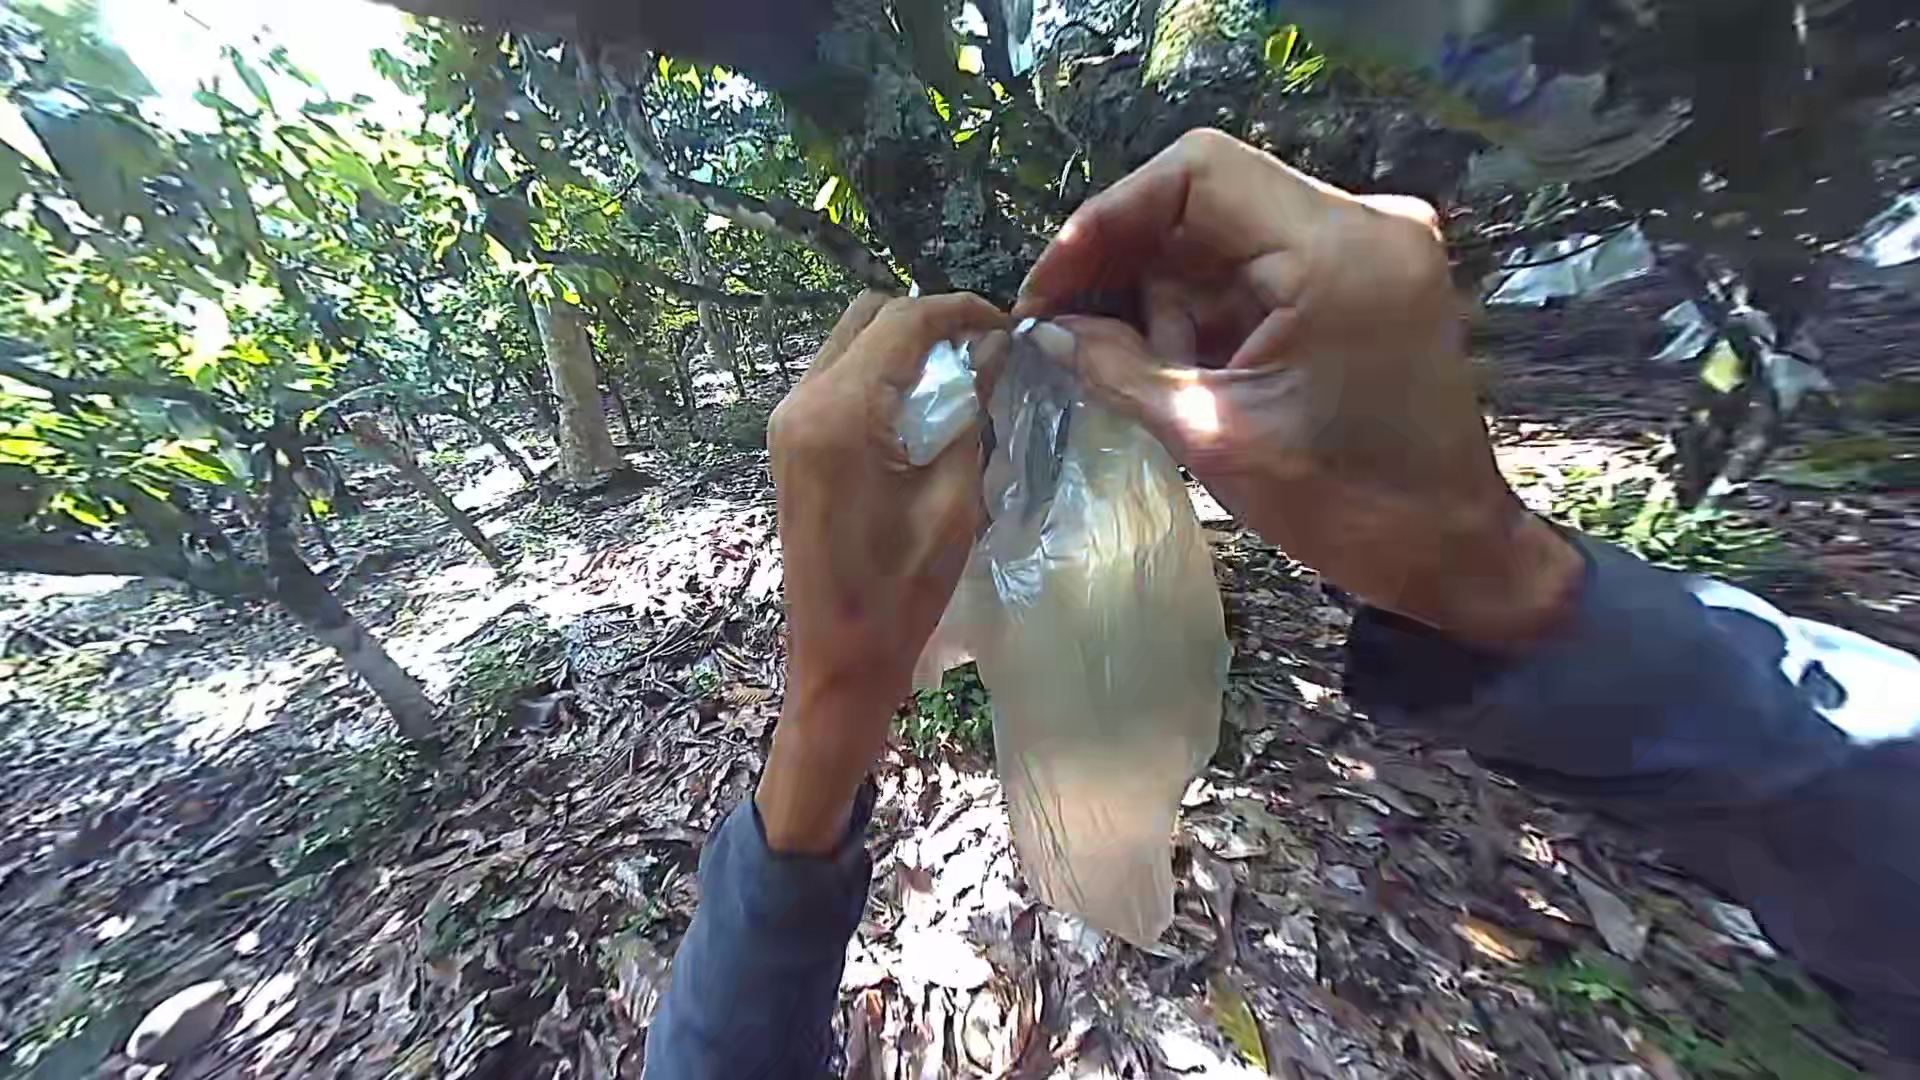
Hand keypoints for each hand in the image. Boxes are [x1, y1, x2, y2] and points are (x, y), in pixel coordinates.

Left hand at [759, 292, 1007, 851]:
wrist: (839, 656)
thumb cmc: (903, 592)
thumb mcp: (953, 500)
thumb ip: (968, 413)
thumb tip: (991, 353)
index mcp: (840, 416)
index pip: (904, 323)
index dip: (960, 312)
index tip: (1004, 326)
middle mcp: (801, 403)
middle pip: (869, 318)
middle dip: (929, 322)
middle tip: (982, 352)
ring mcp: (788, 422)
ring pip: (850, 344)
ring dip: (904, 348)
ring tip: (957, 377)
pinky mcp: (790, 443)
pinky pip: (838, 380)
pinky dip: (880, 375)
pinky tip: (917, 406)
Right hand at [1017, 129, 1580, 644]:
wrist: (1437, 545)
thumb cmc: (1336, 503)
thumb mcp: (1210, 435)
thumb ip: (1117, 370)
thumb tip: (1043, 333)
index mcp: (1333, 251)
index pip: (1194, 176)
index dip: (1103, 222)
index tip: (1047, 287)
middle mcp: (1353, 224)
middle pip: (1199, 204)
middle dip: (1116, 263)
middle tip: (1054, 323)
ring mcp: (1352, 252)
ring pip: (1212, 243)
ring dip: (1149, 299)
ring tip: (1110, 362)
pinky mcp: (1344, 285)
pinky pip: (1241, 277)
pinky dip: (1188, 315)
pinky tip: (1157, 361)